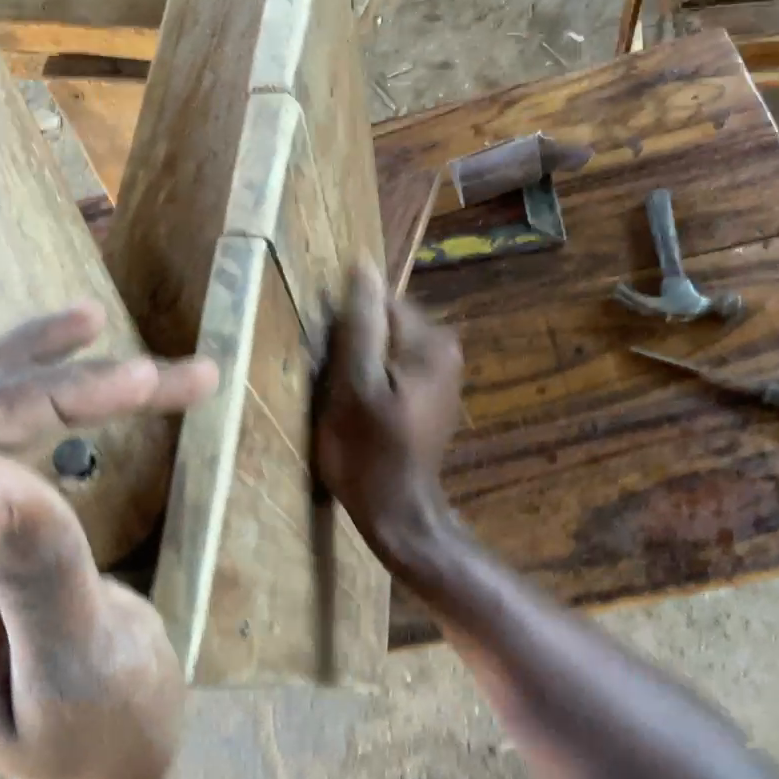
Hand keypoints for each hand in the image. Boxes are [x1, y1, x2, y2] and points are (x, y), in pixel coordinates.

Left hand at [0, 302, 216, 778]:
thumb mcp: (80, 663)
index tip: (155, 380)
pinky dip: (4, 386)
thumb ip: (29, 572)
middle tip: (158, 367)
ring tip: (92, 323)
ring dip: (29, 362)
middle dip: (59, 371)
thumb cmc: (103, 738)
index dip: (60, 392)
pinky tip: (14, 359)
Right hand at [315, 263, 464, 561]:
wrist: (397, 512)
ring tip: (349, 400)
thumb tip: (363, 266)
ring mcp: (444, 373)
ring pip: (388, 347)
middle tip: (338, 386)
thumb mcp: (353, 385)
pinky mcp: (435, 394)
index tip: (331, 360)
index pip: (379, 301)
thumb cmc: (367, 452)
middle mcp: (447, 348)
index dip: (348, 326)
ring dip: (365, 365)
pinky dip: (379, 381)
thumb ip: (360, 324)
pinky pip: (397, 368)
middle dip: (357, 345)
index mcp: (431, 341)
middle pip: (386, 322)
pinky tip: (366, 410)